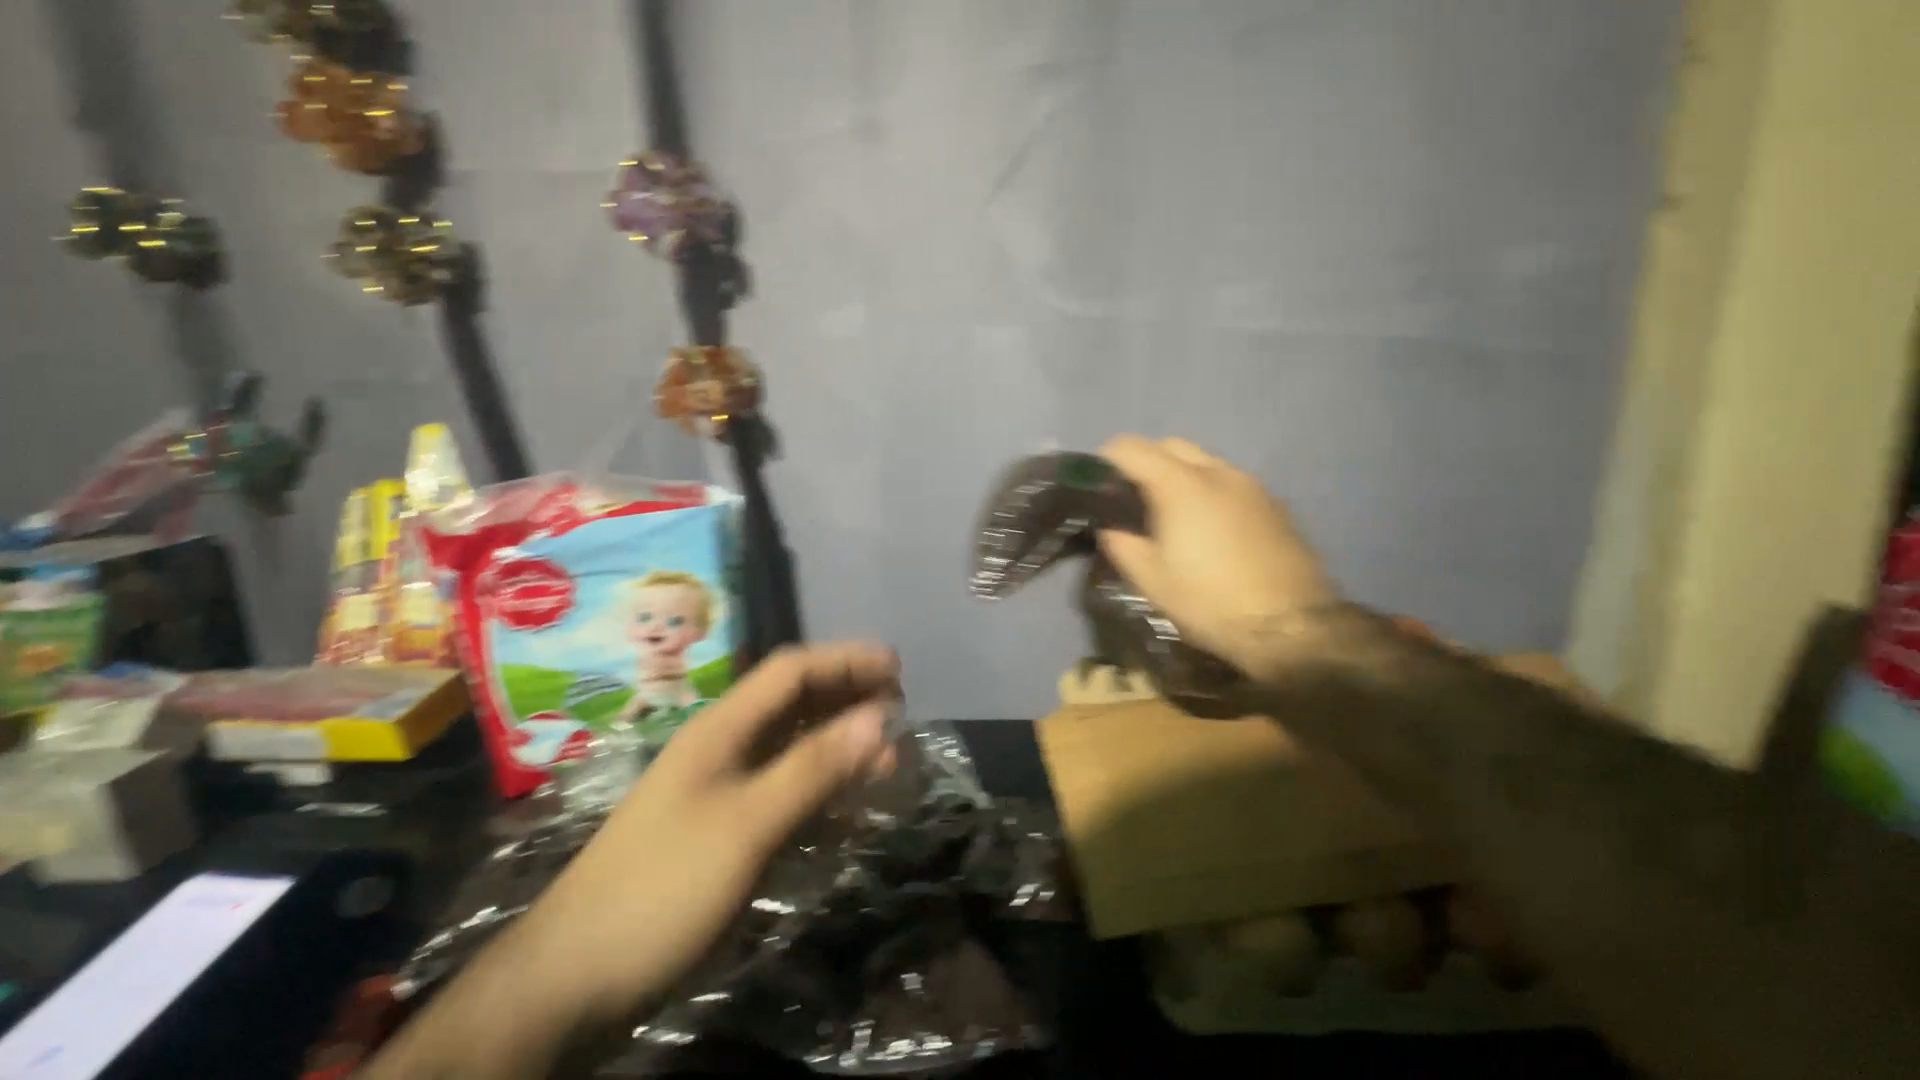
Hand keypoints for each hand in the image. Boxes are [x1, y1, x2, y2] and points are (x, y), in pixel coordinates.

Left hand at [515, 642, 901, 1021]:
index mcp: (720, 731)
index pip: (789, 672)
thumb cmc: (663, 886)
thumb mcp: (746, 823)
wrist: (577, 975)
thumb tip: (879, 715)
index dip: (844, 661)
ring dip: (840, 748)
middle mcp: (723, 751)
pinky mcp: (724, 836)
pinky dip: (822, 792)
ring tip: (888, 760)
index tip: (899, 668)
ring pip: (791, 752)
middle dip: (847, 700)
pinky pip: (785, 796)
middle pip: (792, 706)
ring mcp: (722, 795)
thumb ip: (812, 768)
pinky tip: (849, 808)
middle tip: (902, 713)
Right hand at [1097, 435, 1341, 679]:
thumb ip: (1120, 543)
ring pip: (1204, 462)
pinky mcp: (1274, 503)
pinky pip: (1230, 482)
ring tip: (1172, 517)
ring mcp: (1251, 484)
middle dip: (1144, 463)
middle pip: (1170, 445)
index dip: (1105, 461)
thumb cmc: (1210, 602)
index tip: (1097, 489)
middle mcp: (1217, 471)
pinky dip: (1210, 492)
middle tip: (1132, 502)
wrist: (1291, 626)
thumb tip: (1108, 525)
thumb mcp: (1150, 580)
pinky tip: (1209, 530)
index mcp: (1180, 484)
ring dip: (1180, 476)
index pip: (1130, 446)